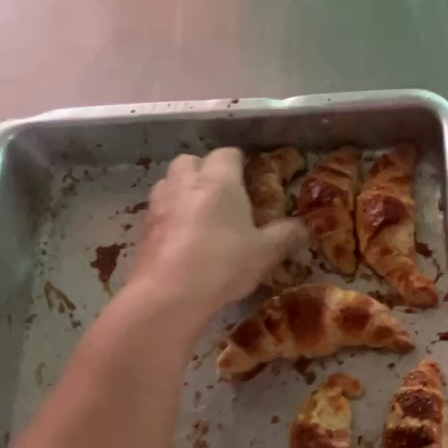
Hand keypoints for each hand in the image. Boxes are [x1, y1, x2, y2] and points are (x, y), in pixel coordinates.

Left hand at [122, 148, 305, 325]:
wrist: (169, 293)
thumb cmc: (224, 263)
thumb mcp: (267, 252)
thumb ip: (287, 235)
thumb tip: (303, 228)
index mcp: (219, 181)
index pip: (228, 154)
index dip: (240, 162)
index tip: (251, 179)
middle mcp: (186, 183)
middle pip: (191, 160)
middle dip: (206, 170)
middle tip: (224, 194)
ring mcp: (160, 204)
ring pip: (170, 181)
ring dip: (183, 189)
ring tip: (201, 214)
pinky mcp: (144, 227)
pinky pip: (159, 209)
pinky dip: (171, 215)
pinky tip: (183, 238)